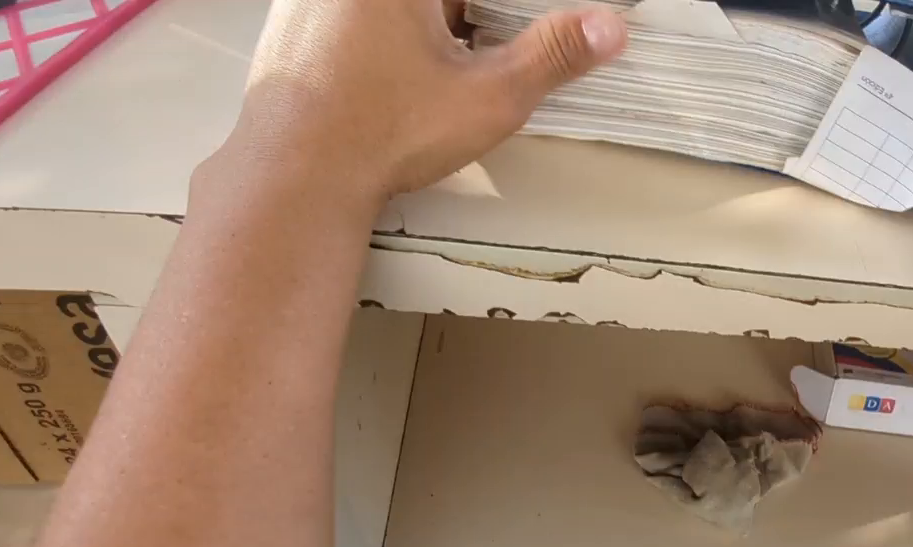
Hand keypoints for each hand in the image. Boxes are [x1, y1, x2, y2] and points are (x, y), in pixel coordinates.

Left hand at [224, 0, 627, 205]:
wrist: (300, 165)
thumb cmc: (394, 128)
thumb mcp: (489, 96)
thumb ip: (553, 56)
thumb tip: (613, 26)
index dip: (525, 12)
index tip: (556, 28)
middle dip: (489, 18)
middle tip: (532, 42)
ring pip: (418, 4)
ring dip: (455, 22)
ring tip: (472, 68)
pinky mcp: (307, 10)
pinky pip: (379, 9)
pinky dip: (415, 29)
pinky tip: (424, 71)